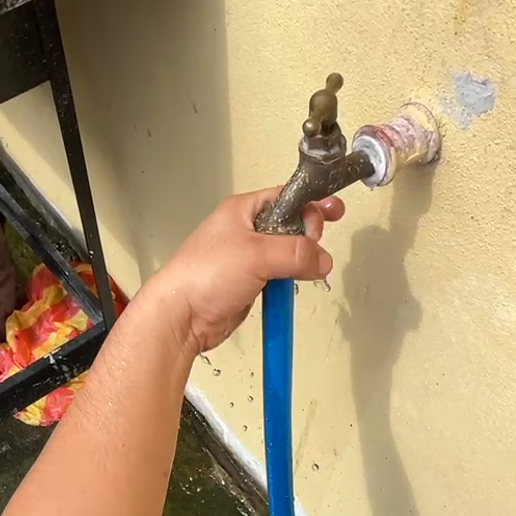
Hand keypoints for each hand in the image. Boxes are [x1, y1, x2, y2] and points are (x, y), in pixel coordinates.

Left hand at [138, 188, 346, 354]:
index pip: (287, 197)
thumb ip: (295, 253)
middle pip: (292, 227)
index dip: (311, 204)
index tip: (333, 211)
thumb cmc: (201, 276)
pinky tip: (288, 288)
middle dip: (308, 238)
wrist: (182, 317)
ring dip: (298, 263)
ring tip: (302, 270)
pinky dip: (288, 282)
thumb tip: (321, 259)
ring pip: (286, 255)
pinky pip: (278, 278)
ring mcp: (247, 259)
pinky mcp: (249, 284)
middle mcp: (245, 232)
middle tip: (312, 249)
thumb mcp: (256, 254)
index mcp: (244, 210)